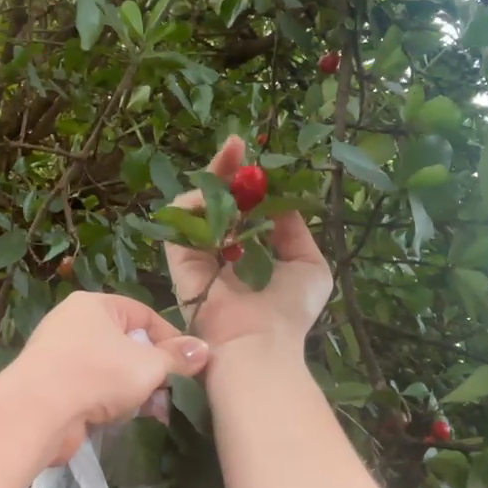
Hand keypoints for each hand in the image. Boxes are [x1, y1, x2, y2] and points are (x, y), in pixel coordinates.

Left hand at [6, 291, 210, 461]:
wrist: (37, 411)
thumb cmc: (97, 374)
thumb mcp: (148, 364)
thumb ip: (177, 358)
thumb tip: (203, 349)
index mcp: (94, 305)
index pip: (143, 314)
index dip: (170, 338)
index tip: (189, 364)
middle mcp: (74, 324)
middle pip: (126, 342)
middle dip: (153, 368)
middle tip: (173, 391)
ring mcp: (61, 355)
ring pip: (110, 368)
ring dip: (134, 388)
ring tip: (156, 410)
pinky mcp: (53, 386)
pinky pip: (92, 388)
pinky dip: (110, 401)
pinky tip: (125, 418)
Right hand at [164, 136, 332, 351]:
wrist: (255, 342)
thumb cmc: (287, 310)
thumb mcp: (309, 265)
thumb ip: (295, 231)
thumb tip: (280, 203)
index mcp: (251, 254)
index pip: (246, 210)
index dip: (251, 185)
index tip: (259, 163)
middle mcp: (223, 251)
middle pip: (219, 200)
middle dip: (227, 170)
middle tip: (236, 144)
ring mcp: (198, 253)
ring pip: (196, 205)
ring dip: (213, 180)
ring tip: (230, 163)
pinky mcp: (178, 257)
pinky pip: (179, 220)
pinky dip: (194, 202)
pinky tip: (216, 198)